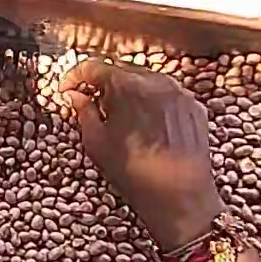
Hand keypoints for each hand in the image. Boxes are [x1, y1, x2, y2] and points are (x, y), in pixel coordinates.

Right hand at [60, 58, 225, 247]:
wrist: (179, 195)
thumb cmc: (132, 171)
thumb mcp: (96, 142)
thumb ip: (83, 112)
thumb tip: (75, 96)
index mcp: (126, 86)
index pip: (93, 67)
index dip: (75, 76)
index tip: (66, 88)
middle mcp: (155, 81)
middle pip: (120, 69)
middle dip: (100, 81)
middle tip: (87, 99)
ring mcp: (179, 92)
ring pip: (145, 79)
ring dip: (126, 90)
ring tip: (115, 112)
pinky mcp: (193, 106)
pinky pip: (165, 94)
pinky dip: (149, 100)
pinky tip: (141, 121)